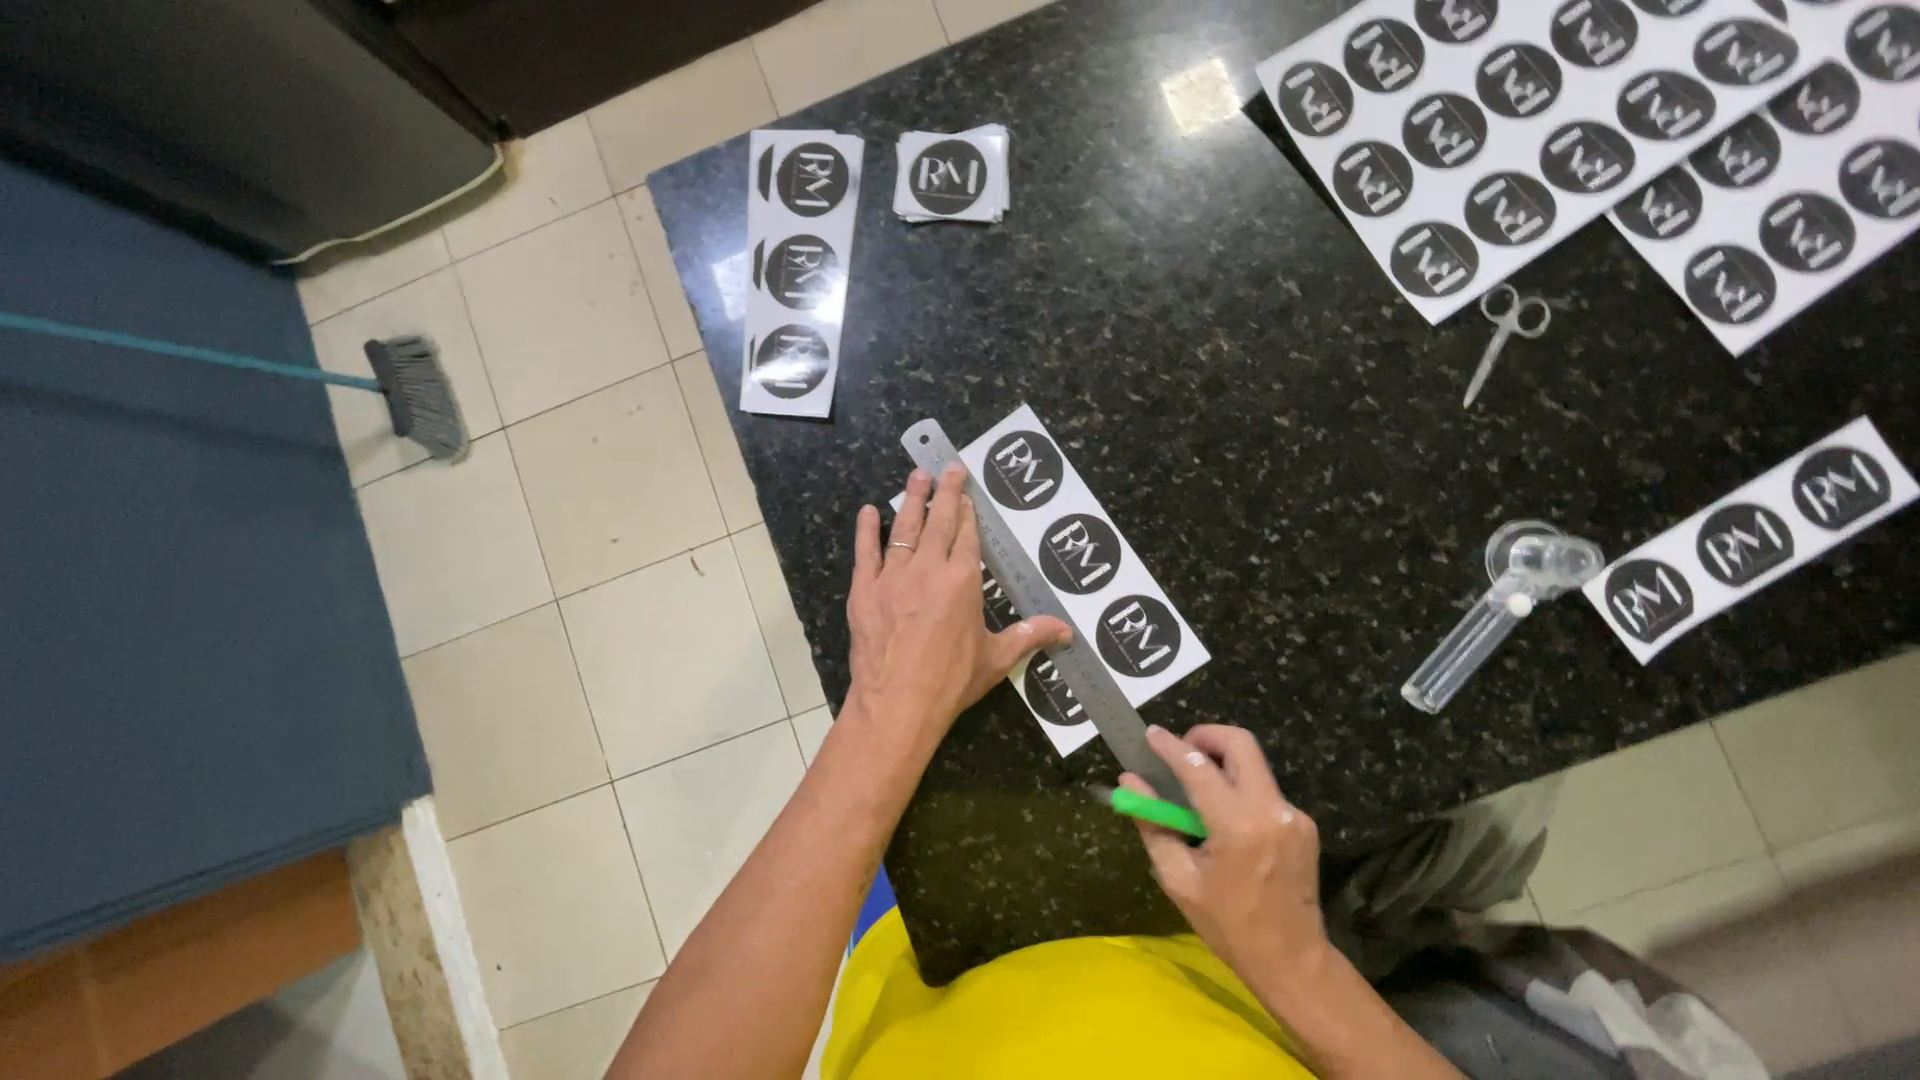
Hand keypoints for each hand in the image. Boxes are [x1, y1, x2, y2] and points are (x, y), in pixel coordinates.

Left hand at [844, 465, 1071, 743]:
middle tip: (947, 467)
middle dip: (945, 492)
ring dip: (911, 500)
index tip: (966, 493)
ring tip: (917, 476)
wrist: (897, 704)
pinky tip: (868, 512)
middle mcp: (928, 569)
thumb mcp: (996, 659)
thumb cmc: (950, 680)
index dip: (967, 512)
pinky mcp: (865, 590)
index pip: (967, 536)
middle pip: (938, 522)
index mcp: (962, 580)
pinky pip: (866, 552)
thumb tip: (1067, 631)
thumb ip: (1030, 636)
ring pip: (904, 528)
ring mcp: (893, 577)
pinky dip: (867, 530)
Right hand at [1122, 724, 1329, 979]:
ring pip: (1254, 765)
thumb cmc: (1227, 924)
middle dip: (1206, 735)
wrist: (1292, 960)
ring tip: (1196, 790)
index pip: (1198, 766)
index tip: (1150, 734)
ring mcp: (1294, 815)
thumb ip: (1153, 823)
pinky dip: (1239, 790)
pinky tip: (1223, 819)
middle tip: (1180, 750)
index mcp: (1238, 826)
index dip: (1171, 746)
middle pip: (1241, 743)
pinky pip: (1264, 790)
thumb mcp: (1178, 878)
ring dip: (1222, 764)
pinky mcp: (1304, 824)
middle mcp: (1271, 810)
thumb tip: (1131, 782)